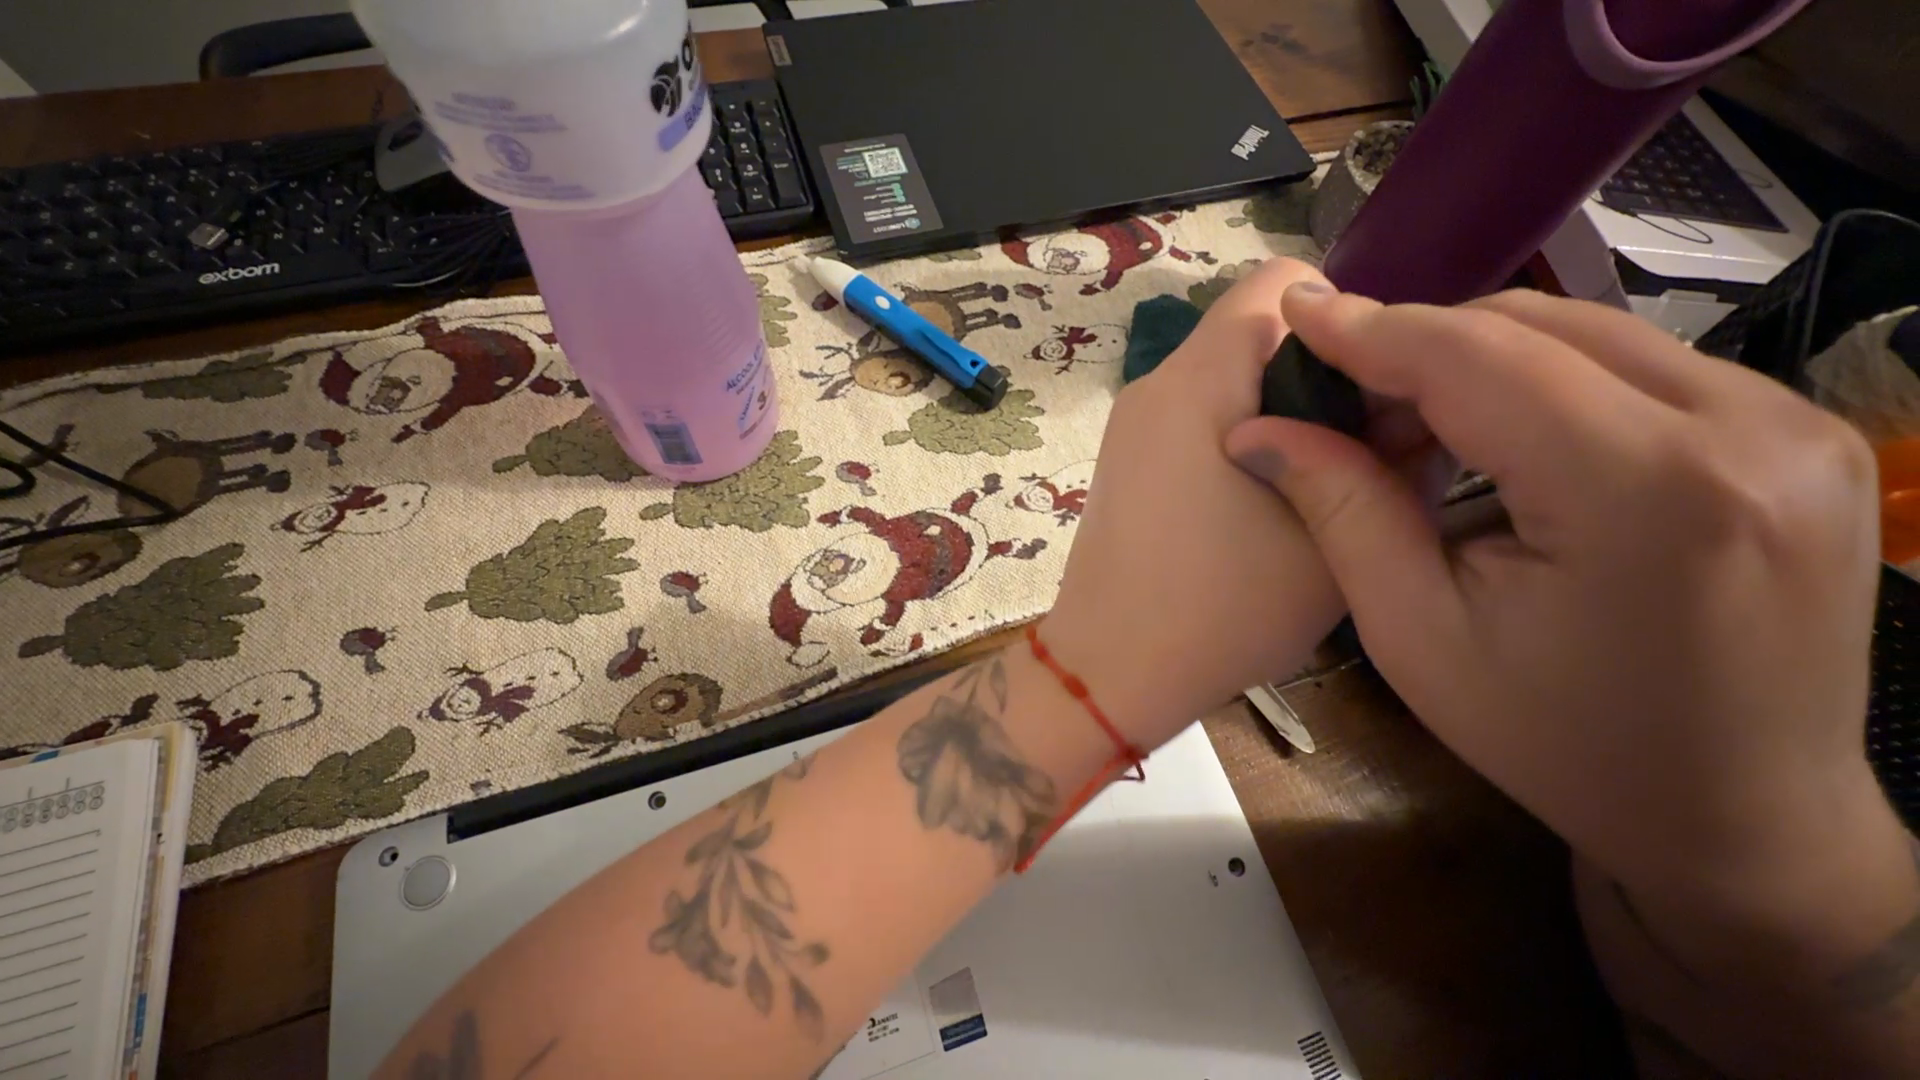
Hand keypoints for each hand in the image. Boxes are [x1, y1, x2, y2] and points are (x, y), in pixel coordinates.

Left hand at [1041, 258, 1350, 748]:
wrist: (1110, 671)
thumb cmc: (1222, 607)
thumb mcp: (1334, 538)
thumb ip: (1389, 459)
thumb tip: (1417, 409)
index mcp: (1201, 379)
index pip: (1280, 283)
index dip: (1348, 314)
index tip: (1388, 380)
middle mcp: (1157, 384)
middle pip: (1256, 330)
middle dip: (1323, 370)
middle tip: (1372, 441)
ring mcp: (1134, 424)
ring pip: (1229, 379)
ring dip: (1286, 410)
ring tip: (1329, 478)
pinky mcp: (1128, 460)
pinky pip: (1199, 418)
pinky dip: (1246, 436)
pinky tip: (1272, 501)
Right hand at [1226, 285, 1899, 903]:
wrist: (1738, 813)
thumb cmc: (1556, 741)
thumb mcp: (1417, 635)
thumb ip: (1342, 510)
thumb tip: (1260, 431)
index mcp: (1645, 493)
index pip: (1481, 360)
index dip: (1374, 330)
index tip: (1298, 314)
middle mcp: (1747, 430)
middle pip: (1538, 329)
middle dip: (1421, 345)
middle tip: (1342, 394)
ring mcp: (1794, 423)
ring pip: (1590, 336)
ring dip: (1481, 361)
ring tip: (1407, 422)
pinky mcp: (1801, 432)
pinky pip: (1640, 368)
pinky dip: (1546, 381)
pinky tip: (1494, 437)